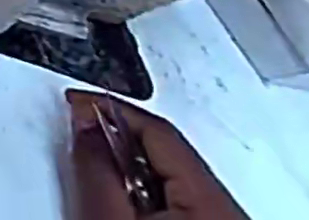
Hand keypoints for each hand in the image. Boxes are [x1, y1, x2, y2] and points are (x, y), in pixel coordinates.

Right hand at [67, 91, 248, 219]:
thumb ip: (94, 164)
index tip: (75, 101)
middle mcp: (234, 212)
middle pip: (169, 150)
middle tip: (83, 135)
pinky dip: (154, 188)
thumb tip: (83, 120)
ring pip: (178, 174)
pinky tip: (132, 204)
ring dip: (135, 165)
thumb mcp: (107, 216)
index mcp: (214, 204)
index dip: (108, 107)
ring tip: (105, 179)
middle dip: (120, 137)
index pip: (157, 129)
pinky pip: (188, 196)